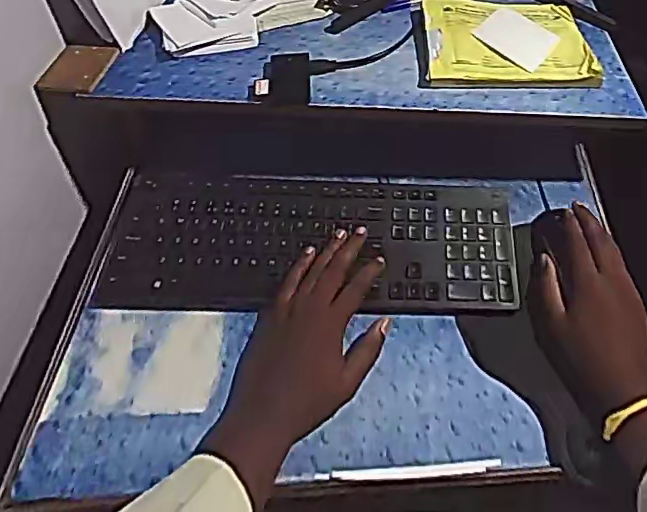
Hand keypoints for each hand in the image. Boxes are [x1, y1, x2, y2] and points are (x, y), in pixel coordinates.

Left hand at [200, 227, 389, 507]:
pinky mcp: (272, 312)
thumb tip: (384, 325)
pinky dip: (300, 263)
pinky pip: (289, 279)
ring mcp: (289, 308)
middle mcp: (310, 309)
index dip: (369, 272)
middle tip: (360, 232)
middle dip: (350, 248)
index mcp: (330, 325)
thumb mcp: (347, 383)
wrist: (262, 413)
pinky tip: (307, 253)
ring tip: (339, 235)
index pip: (355, 288)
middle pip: (334, 270)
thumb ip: (368, 350)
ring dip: (327, 250)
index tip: (378, 261)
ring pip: (312, 269)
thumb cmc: (304, 403)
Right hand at [530, 203, 646, 478]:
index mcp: (588, 284)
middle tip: (579, 208)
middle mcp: (612, 281)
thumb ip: (545, 288)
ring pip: (615, 252)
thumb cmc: (583, 361)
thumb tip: (544, 260)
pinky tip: (607, 253)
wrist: (627, 393)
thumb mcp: (552, 327)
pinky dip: (612, 250)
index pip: (578, 244)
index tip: (564, 213)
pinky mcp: (636, 303)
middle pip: (601, 241)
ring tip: (592, 222)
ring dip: (602, 233)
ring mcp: (628, 291)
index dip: (570, 226)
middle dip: (589, 222)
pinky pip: (622, 265)